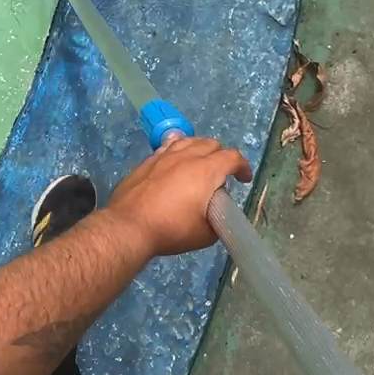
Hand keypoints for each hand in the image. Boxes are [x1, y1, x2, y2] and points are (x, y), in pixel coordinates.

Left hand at [104, 135, 252, 257]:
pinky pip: (167, 147)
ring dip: (199, 149)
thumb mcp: (206, 233)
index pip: (232, 157)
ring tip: (199, 163)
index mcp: (205, 171)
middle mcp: (185, 157)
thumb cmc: (171, 230)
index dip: (242, 166)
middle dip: (221, 156)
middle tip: (221, 173)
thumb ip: (217, 218)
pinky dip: (177, 150)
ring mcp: (163, 156)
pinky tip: (174, 161)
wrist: (129, 225)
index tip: (243, 179)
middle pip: (210, 144)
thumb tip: (215, 212)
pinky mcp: (146, 161)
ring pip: (187, 140)